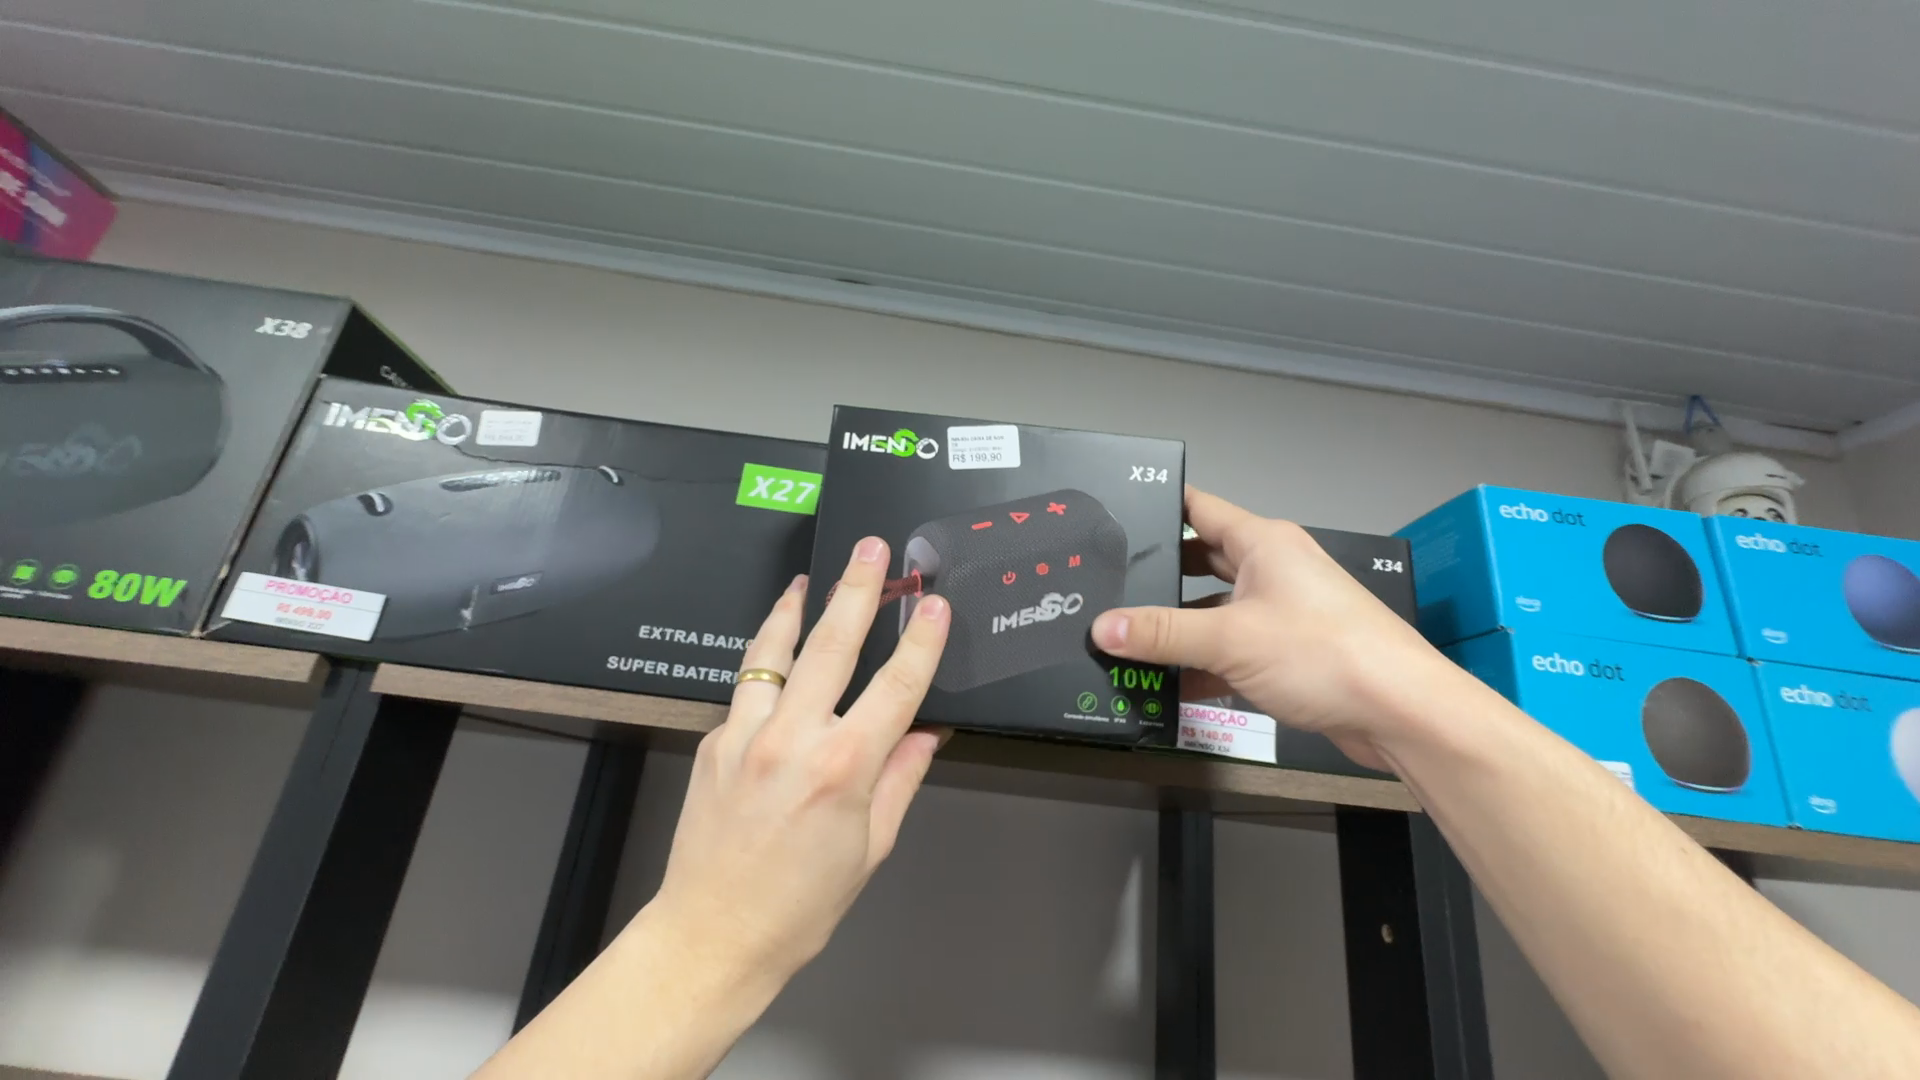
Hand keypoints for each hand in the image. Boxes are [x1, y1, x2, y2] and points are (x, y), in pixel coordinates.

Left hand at [650, 536, 950, 981]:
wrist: (711, 936)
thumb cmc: (801, 904)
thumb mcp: (871, 846)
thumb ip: (901, 777)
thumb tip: (927, 732)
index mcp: (844, 769)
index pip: (897, 687)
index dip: (921, 641)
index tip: (933, 604)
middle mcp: (793, 740)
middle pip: (832, 645)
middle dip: (858, 590)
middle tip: (872, 549)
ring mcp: (745, 735)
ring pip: (774, 651)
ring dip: (795, 608)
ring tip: (809, 578)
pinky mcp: (714, 740)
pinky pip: (747, 685)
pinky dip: (766, 658)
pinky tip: (777, 648)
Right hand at [1091, 486, 1456, 771]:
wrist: (1402, 714)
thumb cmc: (1323, 653)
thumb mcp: (1229, 639)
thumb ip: (1161, 634)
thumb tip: (1101, 629)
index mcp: (1262, 543)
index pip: (1198, 509)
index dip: (1157, 508)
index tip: (1113, 522)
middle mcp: (1272, 569)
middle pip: (1200, 562)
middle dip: (1157, 578)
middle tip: (1108, 589)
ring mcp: (1281, 611)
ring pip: (1214, 611)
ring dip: (1177, 628)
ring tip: (1125, 640)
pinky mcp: (1288, 652)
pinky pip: (1231, 649)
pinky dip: (1201, 665)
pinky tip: (1167, 686)